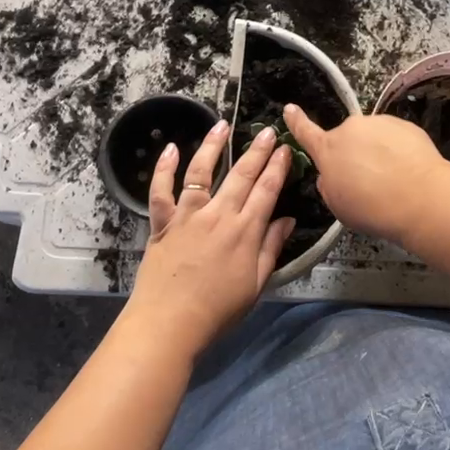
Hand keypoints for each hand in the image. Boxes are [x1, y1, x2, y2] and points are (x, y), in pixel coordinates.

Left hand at [122, 120, 294, 358]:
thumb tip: (287, 220)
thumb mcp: (256, 284)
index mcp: (245, 231)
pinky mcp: (162, 223)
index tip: (285, 149)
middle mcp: (218, 215)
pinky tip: (171, 148)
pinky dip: (164, 168)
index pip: (267, 190)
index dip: (278, 167)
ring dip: (213, 146)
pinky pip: (161, 190)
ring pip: (201, 172)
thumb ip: (270, 248)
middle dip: (257, 150)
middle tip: (267, 131)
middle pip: (241, 175)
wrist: (169, 323)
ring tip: (222, 126)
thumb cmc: (218, 311)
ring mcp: (188, 215)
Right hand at [283, 104, 449, 243]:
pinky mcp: (403, 124)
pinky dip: (397, 150)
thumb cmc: (372, 209)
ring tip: (392, 178)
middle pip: (346, 139)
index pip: (306, 132)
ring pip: (372, 137)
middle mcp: (350, 130)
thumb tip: (331, 174)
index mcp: (328, 150)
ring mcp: (377, 123)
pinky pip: (393, 137)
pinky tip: (408, 169)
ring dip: (376, 151)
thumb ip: (330, 185)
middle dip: (353, 154)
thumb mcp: (339, 206)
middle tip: (368, 180)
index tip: (290, 108)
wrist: (420, 197)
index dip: (296, 121)